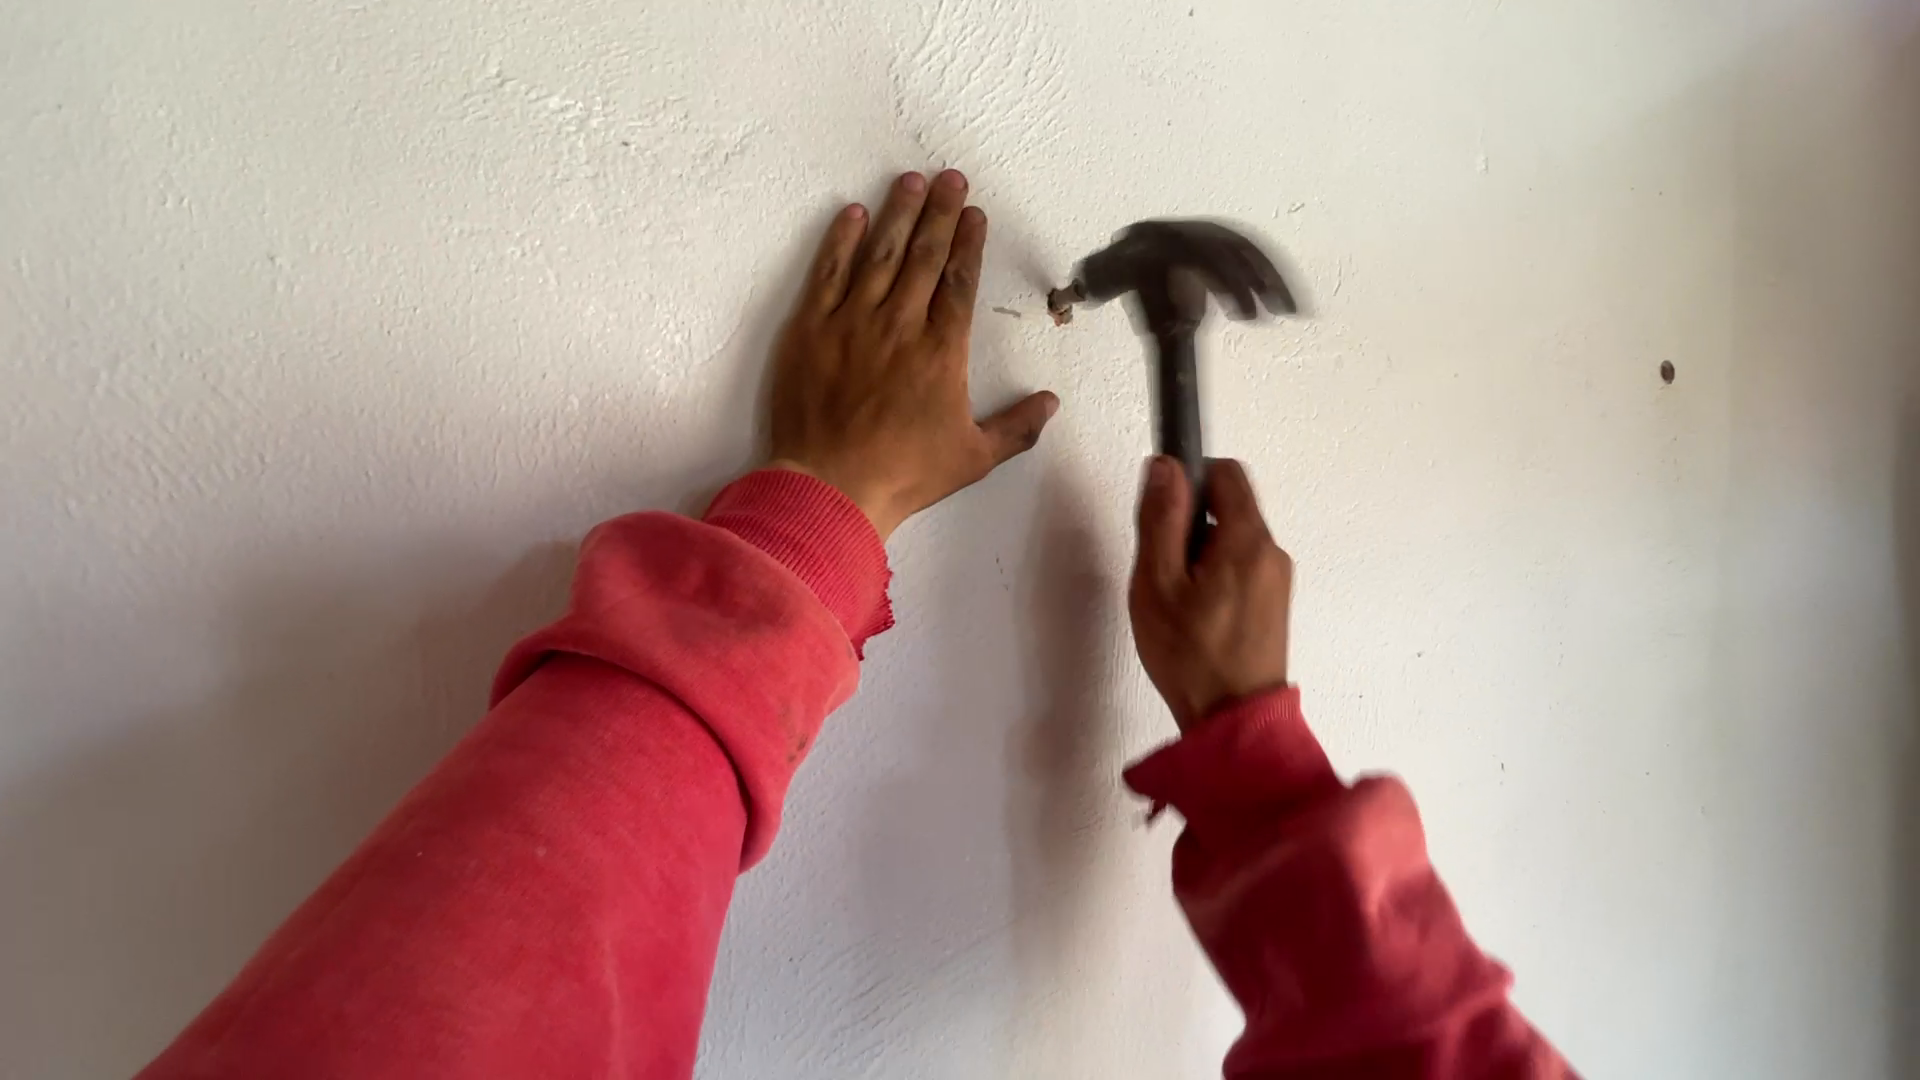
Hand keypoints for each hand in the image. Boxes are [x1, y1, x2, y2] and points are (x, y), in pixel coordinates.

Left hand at [766, 170, 1059, 539]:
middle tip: (949, 178)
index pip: (959, 283)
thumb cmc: (904, 475)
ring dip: (896, 214)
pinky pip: (828, 273)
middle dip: (939, 213)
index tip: (974, 214)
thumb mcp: (973, 458)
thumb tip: (1051, 403)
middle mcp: (900, 325)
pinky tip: (852, 215)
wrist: (831, 487)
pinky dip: (841, 241)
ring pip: (879, 255)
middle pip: (922, 256)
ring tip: (909, 181)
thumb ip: (1017, 428)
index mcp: (941, 352)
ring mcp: (852, 323)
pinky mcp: (810, 330)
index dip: (967, 244)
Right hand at [1130, 457, 1292, 730]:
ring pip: (1232, 540)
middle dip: (1190, 521)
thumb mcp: (1157, 581)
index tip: (1161, 508)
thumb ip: (1161, 518)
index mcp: (1248, 539)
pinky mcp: (1274, 605)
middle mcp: (1272, 552)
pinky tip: (1193, 613)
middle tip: (1159, 566)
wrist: (1232, 722)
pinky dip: (1214, 574)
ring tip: (1174, 597)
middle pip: (1229, 507)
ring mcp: (1277, 581)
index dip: (1190, 475)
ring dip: (1199, 552)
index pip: (1227, 472)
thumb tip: (1166, 464)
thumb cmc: (1188, 652)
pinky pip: (1241, 567)